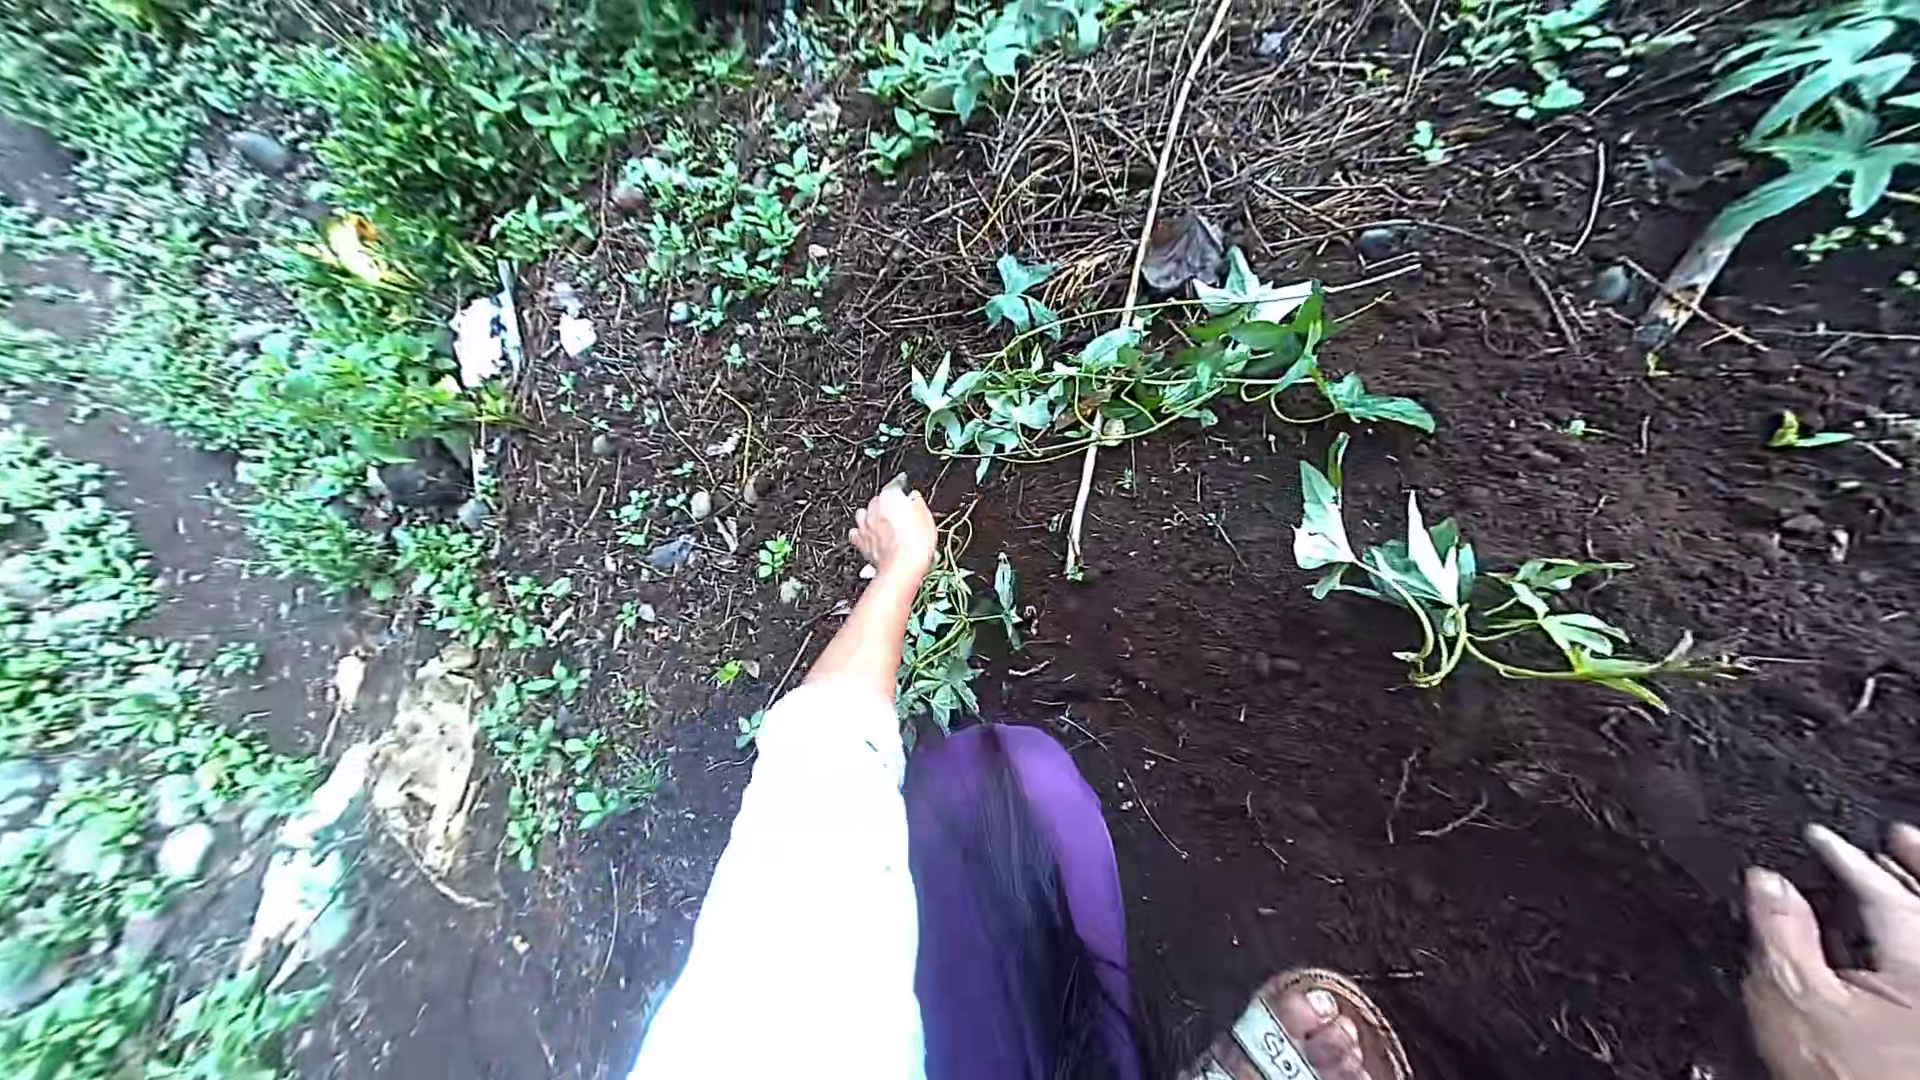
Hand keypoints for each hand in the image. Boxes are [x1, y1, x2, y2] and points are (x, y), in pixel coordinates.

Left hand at [849, 487, 936, 587]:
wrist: (903, 567)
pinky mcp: (861, 543)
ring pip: (864, 515)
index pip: (895, 487)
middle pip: (878, 502)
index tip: (909, 501)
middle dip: (887, 507)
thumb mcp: (927, 519)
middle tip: (900, 518)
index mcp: (890, 497)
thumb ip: (918, 504)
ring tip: (884, 527)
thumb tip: (914, 497)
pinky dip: (862, 535)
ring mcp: (865, 526)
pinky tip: (872, 539)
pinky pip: (856, 534)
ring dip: (872, 518)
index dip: (903, 496)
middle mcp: (874, 509)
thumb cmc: (916, 544)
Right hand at [1744, 822, 1919, 1079]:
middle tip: (1898, 836)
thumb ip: (1780, 929)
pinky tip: (1900, 923)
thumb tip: (1767, 881)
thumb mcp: (1792, 993)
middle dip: (1917, 870)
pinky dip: (1916, 930)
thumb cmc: (1843, 1071)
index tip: (1818, 838)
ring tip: (1908, 864)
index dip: (1847, 861)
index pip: (1887, 898)